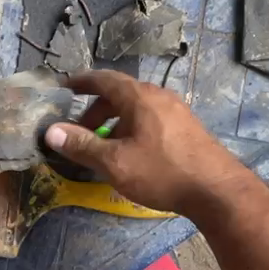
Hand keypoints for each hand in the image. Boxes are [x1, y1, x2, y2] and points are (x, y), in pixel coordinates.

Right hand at [43, 70, 256, 217]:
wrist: (218, 190)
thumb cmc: (163, 172)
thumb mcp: (115, 162)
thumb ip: (82, 145)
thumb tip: (50, 131)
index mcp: (138, 97)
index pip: (103, 79)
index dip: (80, 82)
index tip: (63, 88)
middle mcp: (158, 95)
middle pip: (119, 93)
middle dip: (95, 109)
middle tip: (80, 132)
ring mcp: (176, 110)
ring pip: (136, 107)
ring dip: (114, 120)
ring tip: (104, 146)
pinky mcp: (187, 126)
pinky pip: (151, 117)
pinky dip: (132, 126)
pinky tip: (133, 152)